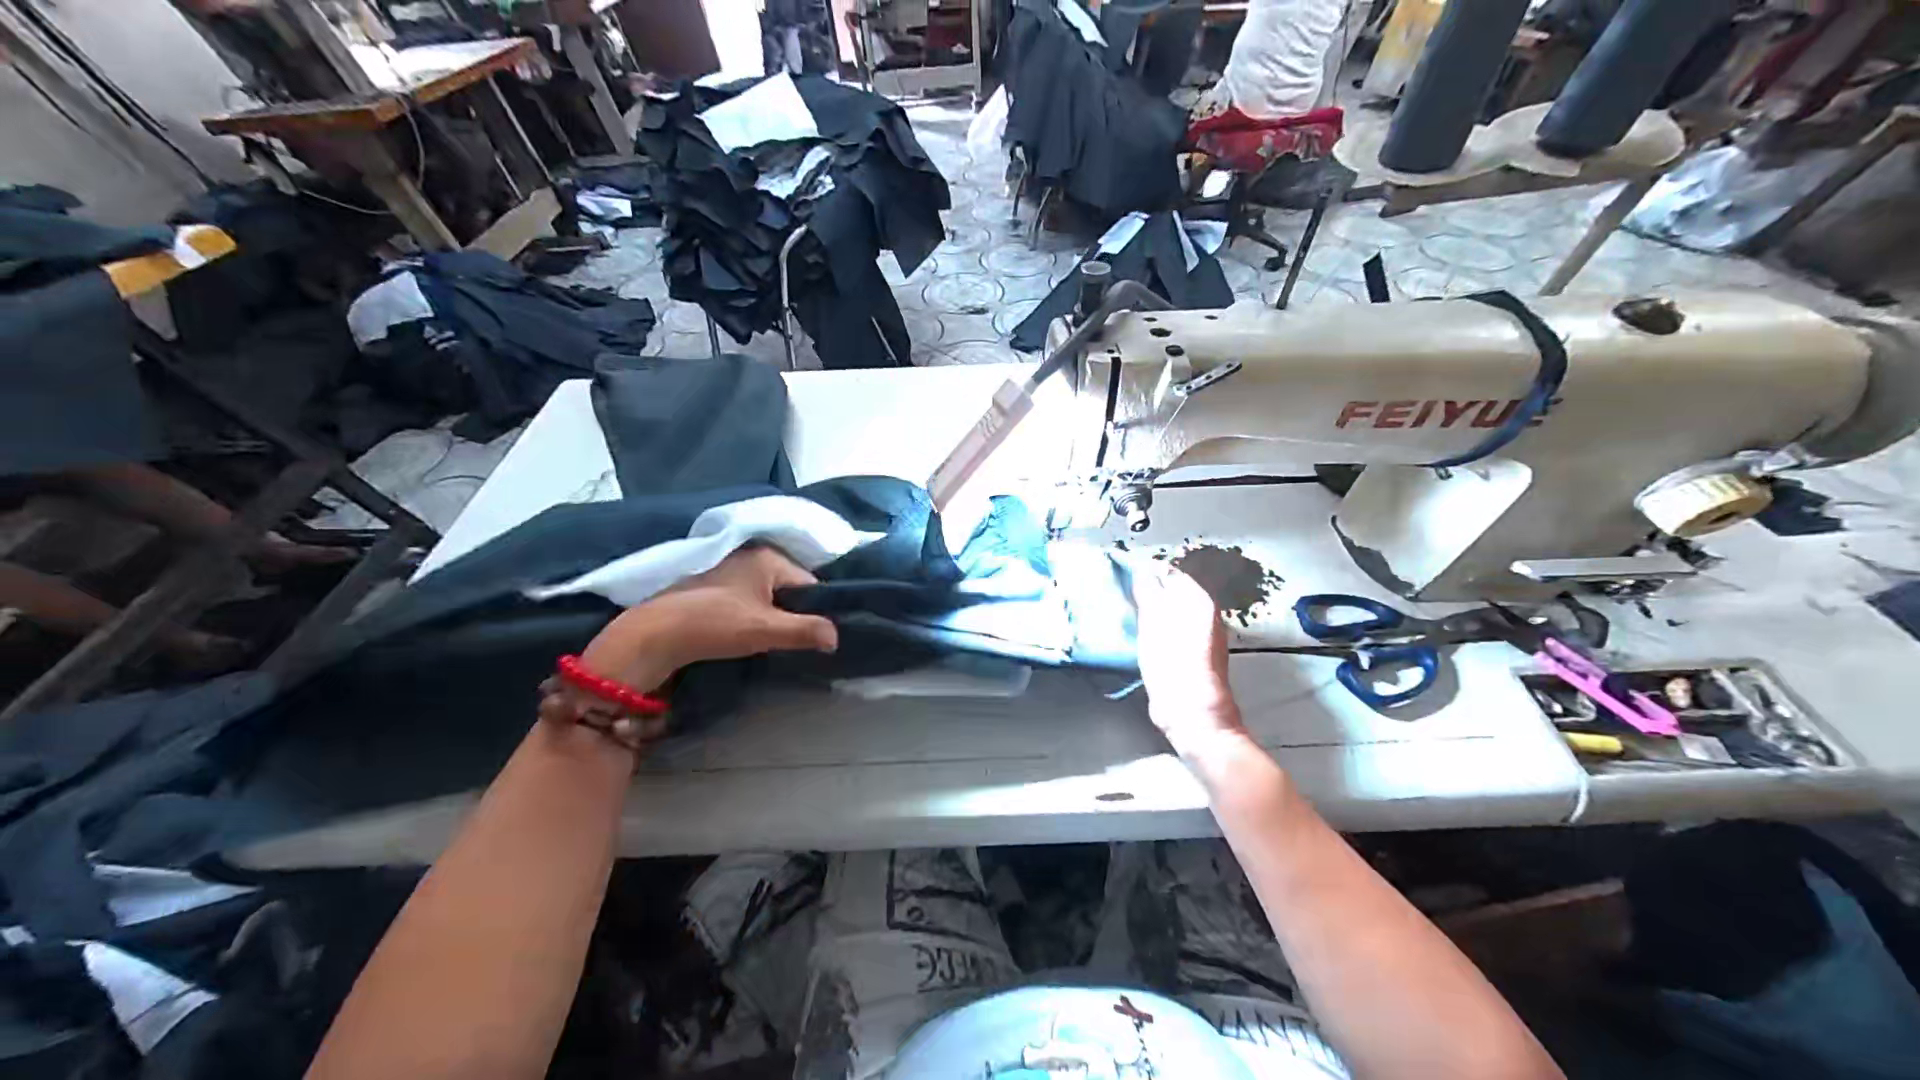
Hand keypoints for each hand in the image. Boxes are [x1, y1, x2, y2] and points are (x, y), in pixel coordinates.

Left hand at [579, 546, 838, 691]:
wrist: (654, 635)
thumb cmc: (715, 625)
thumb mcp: (767, 630)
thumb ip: (806, 631)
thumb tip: (836, 637)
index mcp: (768, 557)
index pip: (810, 584)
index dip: (814, 612)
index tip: (812, 637)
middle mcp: (749, 556)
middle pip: (788, 590)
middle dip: (792, 615)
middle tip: (790, 642)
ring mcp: (727, 570)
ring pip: (766, 596)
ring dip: (770, 618)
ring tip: (767, 643)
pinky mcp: (710, 587)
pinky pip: (746, 600)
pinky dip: (750, 617)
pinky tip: (744, 637)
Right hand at [1133, 563, 1245, 756]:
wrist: (1191, 713)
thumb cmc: (1173, 662)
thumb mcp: (1155, 620)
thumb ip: (1148, 591)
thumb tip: (1141, 569)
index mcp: (1199, 601)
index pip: (1170, 572)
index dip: (1145, 570)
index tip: (1119, 571)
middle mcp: (1203, 615)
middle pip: (1170, 593)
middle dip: (1145, 590)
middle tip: (1116, 592)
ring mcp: (1197, 638)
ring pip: (1167, 613)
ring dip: (1146, 611)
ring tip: (1119, 611)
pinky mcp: (1187, 658)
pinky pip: (1166, 633)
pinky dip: (1150, 630)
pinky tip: (1132, 635)